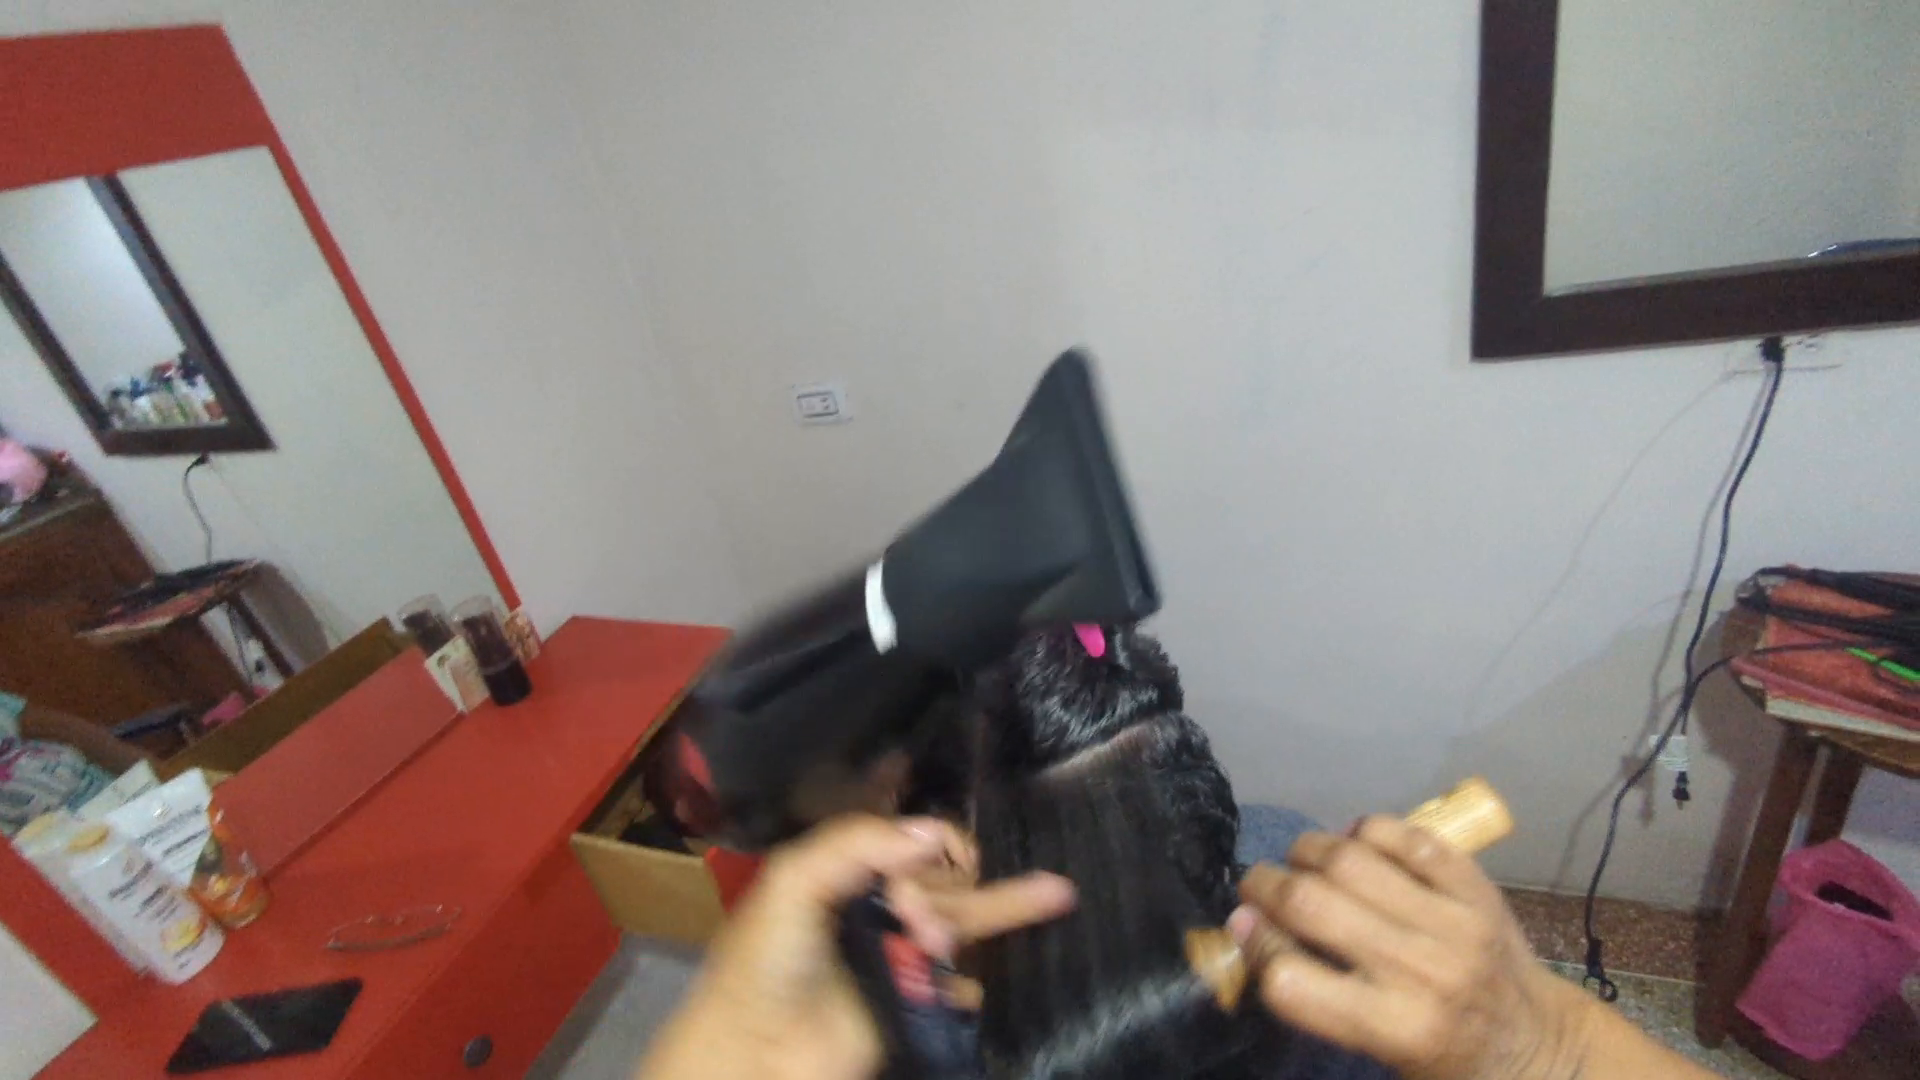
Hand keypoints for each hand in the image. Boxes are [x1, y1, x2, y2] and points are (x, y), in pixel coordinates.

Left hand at [637, 815, 1075, 1079]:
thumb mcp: (796, 879)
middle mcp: (884, 899)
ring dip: (1010, 902)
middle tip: (918, 914)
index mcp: (853, 864)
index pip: (910, 833)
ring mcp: (905, 949)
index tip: (938, 845)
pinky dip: (992, 970)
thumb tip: (929, 834)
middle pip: (946, 873)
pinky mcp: (919, 996)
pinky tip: (1034, 948)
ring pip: (967, 917)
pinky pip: (965, 978)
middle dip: (953, 876)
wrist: (756, 1050)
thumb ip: (856, 842)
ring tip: (1058, 891)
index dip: (930, 835)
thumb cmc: (768, 956)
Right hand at [1228, 817, 1590, 1079]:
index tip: (1244, 928)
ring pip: (1347, 857)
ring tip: (1304, 863)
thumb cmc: (1443, 1059)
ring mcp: (1454, 922)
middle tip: (1259, 886)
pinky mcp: (1474, 886)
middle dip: (1264, 885)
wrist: (1542, 1046)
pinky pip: (1400, 834)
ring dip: (1306, 851)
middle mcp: (1424, 973)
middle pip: (1311, 904)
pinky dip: (1363, 831)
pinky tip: (1358, 848)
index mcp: (1398, 1030)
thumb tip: (1243, 921)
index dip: (1253, 946)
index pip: (1290, 981)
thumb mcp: (1374, 1049)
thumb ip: (1310, 990)